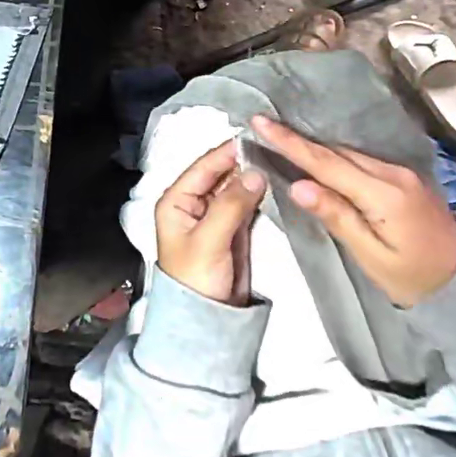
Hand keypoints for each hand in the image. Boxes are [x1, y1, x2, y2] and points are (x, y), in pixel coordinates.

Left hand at [155, 140, 266, 305]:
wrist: (206, 321)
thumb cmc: (196, 278)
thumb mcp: (209, 240)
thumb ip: (231, 205)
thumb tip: (255, 172)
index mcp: (176, 200)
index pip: (203, 166)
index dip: (227, 151)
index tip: (255, 136)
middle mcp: (194, 202)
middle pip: (221, 173)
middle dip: (244, 160)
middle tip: (274, 145)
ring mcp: (215, 214)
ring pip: (235, 185)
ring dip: (253, 175)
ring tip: (279, 158)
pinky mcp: (233, 227)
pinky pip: (246, 202)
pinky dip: (259, 192)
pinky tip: (275, 181)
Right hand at [250, 115, 455, 306]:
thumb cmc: (414, 277)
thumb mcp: (371, 256)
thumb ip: (336, 217)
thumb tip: (298, 186)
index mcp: (384, 194)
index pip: (327, 163)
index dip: (290, 143)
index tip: (261, 122)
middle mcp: (392, 173)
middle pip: (336, 152)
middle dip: (297, 140)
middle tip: (261, 126)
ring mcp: (400, 171)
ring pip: (348, 152)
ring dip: (315, 146)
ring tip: (280, 137)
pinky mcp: (403, 175)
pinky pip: (360, 159)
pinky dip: (334, 156)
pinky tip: (317, 155)